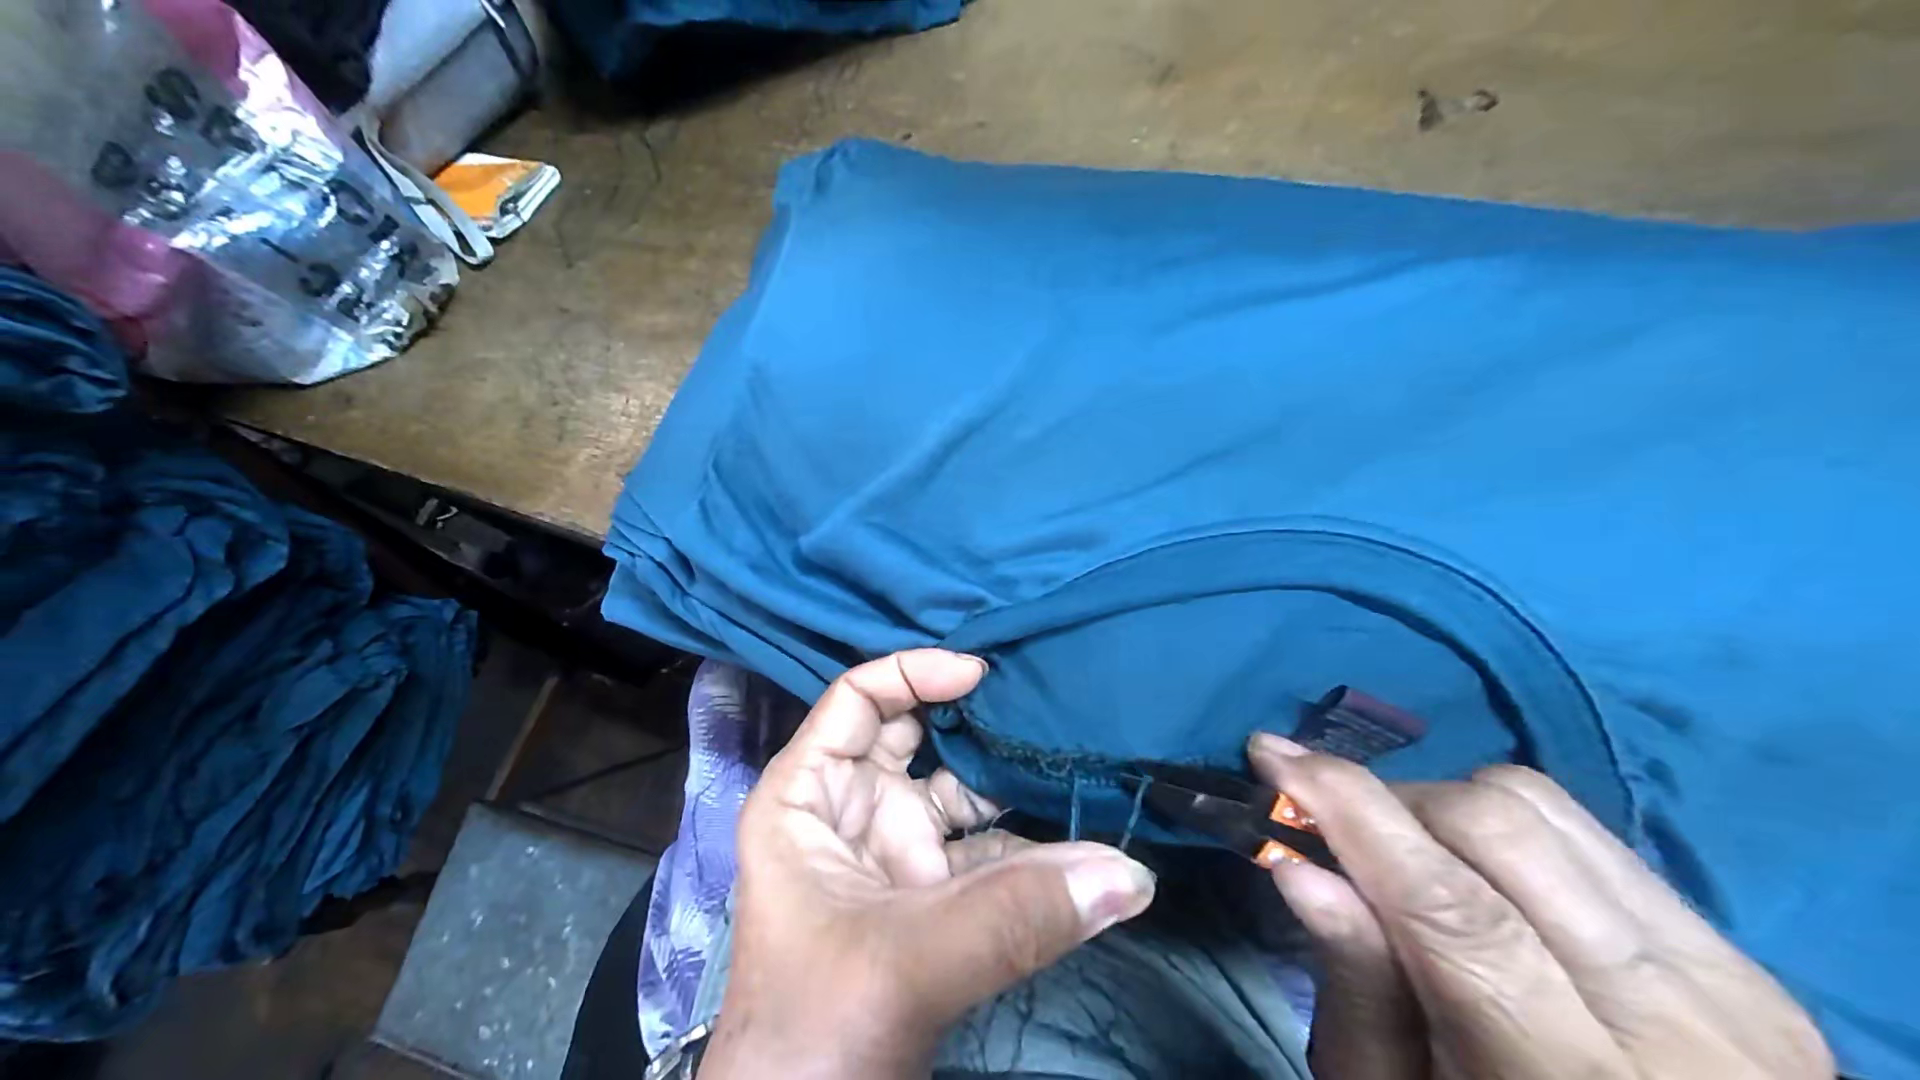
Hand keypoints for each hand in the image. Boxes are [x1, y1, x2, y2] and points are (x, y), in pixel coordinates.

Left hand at [700, 650, 1156, 1078]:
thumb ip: (1017, 915)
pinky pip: (982, 850)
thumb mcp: (908, 960)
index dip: (913, 673)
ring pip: (953, 790)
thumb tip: (1130, 874)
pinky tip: (1083, 845)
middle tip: (1035, 700)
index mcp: (806, 796)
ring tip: (1073, 754)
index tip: (980, 674)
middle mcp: (848, 810)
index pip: (856, 700)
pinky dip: (1028, 847)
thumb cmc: (818, 1031)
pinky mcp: (927, 893)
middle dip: (968, 716)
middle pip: (910, 734)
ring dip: (1009, 781)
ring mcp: (890, 850)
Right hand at [1248, 734, 1832, 1079]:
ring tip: (1399, 847)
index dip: (1351, 811)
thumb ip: (1355, 982)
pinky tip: (1471, 866)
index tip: (1271, 753)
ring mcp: (1726, 982)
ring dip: (1438, 804)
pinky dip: (1498, 822)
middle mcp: (1677, 1021)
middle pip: (1497, 828)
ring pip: (1541, 807)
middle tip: (1329, 823)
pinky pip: (1586, 830)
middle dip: (1386, 800)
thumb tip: (1295, 864)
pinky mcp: (1738, 957)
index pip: (1450, 904)